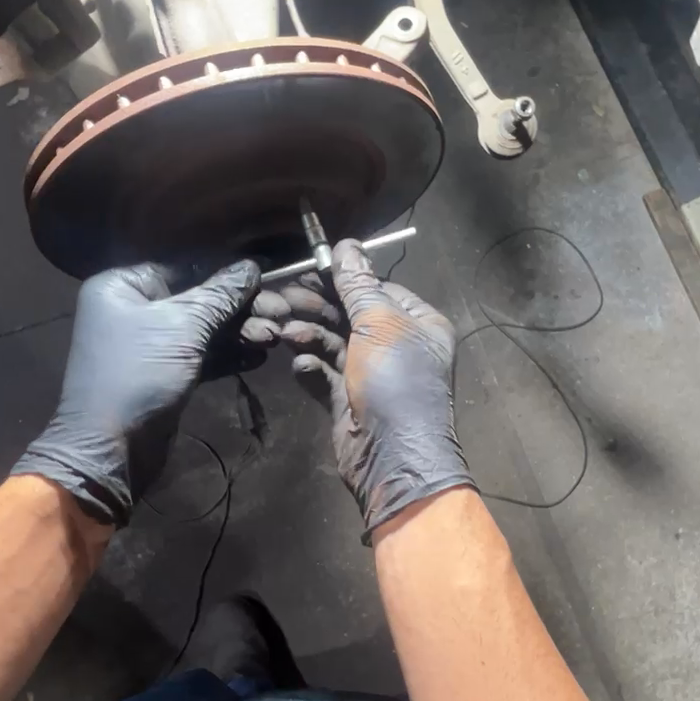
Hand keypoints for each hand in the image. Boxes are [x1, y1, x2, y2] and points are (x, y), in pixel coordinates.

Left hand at [14, 260, 261, 526]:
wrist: (111, 449)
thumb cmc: (138, 375)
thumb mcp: (183, 328)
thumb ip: (220, 295)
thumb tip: (251, 266)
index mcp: (124, 285)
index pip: (185, 265)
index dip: (229, 271)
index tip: (269, 276)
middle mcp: (135, 308)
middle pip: (199, 296)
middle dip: (241, 306)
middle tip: (280, 313)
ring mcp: (151, 343)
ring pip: (205, 327)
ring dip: (241, 331)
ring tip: (274, 338)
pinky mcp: (166, 373)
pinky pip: (203, 354)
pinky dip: (229, 354)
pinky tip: (259, 357)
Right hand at [274, 241, 472, 539]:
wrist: (392, 456)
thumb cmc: (395, 380)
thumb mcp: (379, 323)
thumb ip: (358, 284)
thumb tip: (346, 244)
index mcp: (418, 323)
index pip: (377, 288)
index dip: (342, 278)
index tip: (307, 269)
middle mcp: (397, 345)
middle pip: (350, 314)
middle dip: (316, 306)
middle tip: (281, 296)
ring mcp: (372, 374)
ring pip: (333, 343)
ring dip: (308, 335)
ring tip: (284, 331)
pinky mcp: (349, 399)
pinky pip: (324, 374)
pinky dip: (311, 366)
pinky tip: (300, 364)